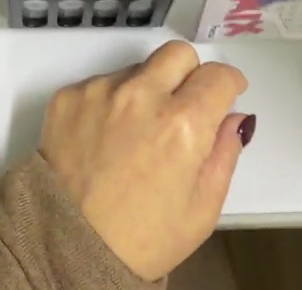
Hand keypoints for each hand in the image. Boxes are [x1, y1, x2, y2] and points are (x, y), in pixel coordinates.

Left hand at [40, 41, 252, 280]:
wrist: (66, 248)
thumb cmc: (141, 239)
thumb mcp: (201, 210)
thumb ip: (225, 154)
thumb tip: (235, 117)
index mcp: (183, 124)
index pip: (218, 76)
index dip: (228, 84)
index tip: (226, 93)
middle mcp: (141, 95)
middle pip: (179, 54)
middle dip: (189, 73)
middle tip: (184, 104)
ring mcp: (101, 90)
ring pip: (138, 68)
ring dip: (147, 89)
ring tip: (136, 134)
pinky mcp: (69, 94)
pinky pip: (102, 83)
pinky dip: (111, 102)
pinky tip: (106, 138)